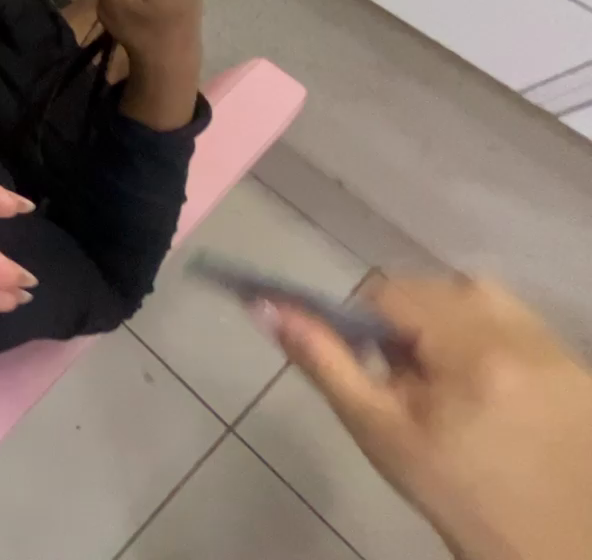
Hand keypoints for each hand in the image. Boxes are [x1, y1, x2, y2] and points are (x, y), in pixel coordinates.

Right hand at [273, 277, 591, 559]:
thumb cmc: (449, 486)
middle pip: (441, 289)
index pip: (394, 293)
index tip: (362, 358)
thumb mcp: (373, 424)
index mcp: (477, 355)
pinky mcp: (581, 376)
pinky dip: (486, 333)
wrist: (547, 550)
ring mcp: (566, 361)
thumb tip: (263, 306)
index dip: (363, 317)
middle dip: (405, 316)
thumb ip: (320, 357)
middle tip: (397, 368)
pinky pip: (520, 324)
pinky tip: (478, 378)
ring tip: (437, 368)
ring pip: (484, 297)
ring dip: (447, 316)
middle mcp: (529, 345)